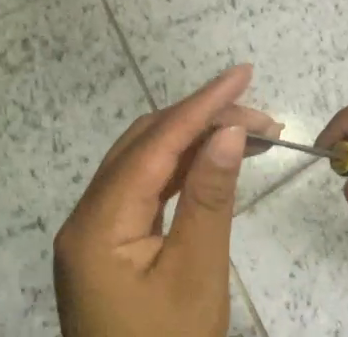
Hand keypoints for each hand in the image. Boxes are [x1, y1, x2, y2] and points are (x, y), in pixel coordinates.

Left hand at [53, 64, 278, 336]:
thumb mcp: (196, 274)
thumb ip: (210, 197)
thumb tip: (228, 130)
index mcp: (97, 224)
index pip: (156, 143)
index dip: (203, 104)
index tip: (245, 73)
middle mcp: (87, 218)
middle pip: (146, 143)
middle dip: (203, 118)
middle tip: (260, 117)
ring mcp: (95, 233)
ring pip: (146, 162)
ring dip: (196, 140)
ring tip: (249, 133)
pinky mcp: (109, 247)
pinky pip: (146, 188)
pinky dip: (183, 168)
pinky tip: (214, 163)